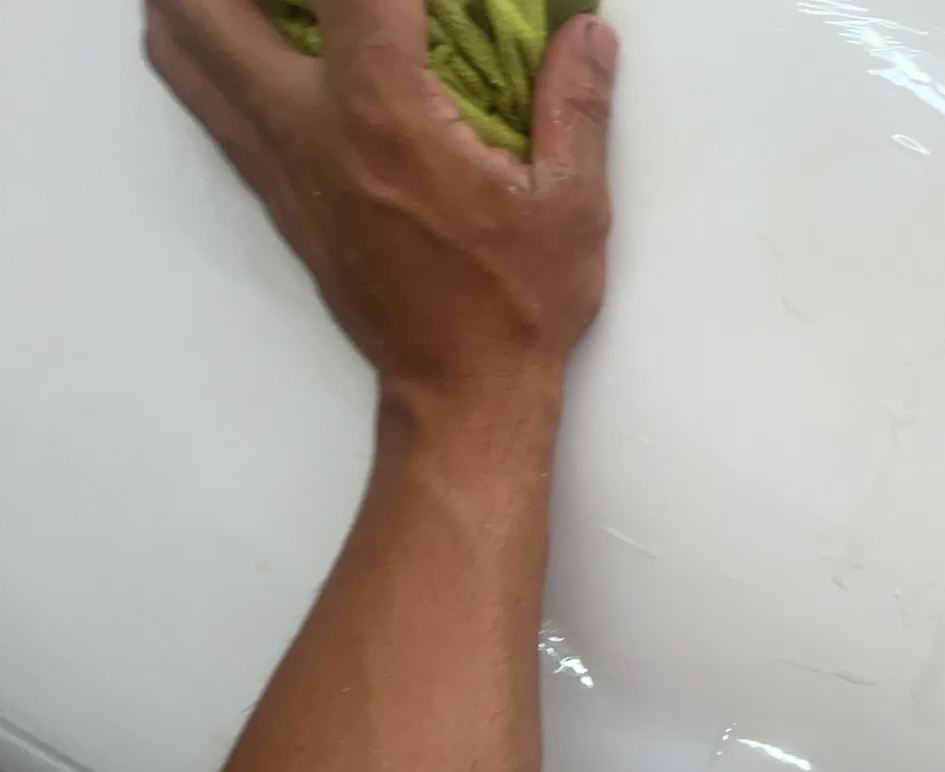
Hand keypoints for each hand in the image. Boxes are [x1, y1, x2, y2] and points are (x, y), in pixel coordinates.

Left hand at [144, 0, 619, 406]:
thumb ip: (575, 110)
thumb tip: (589, 32)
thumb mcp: (573, 208)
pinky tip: (284, 71)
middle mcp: (308, 122)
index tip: (448, 0)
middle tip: (346, 3)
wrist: (465, 383)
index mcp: (387, 113)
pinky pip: (204, 98)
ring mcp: (279, 161)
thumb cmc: (522, 302)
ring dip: (216, 0)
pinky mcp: (277, 197)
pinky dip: (215, 55)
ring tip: (293, 13)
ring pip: (179, 37)